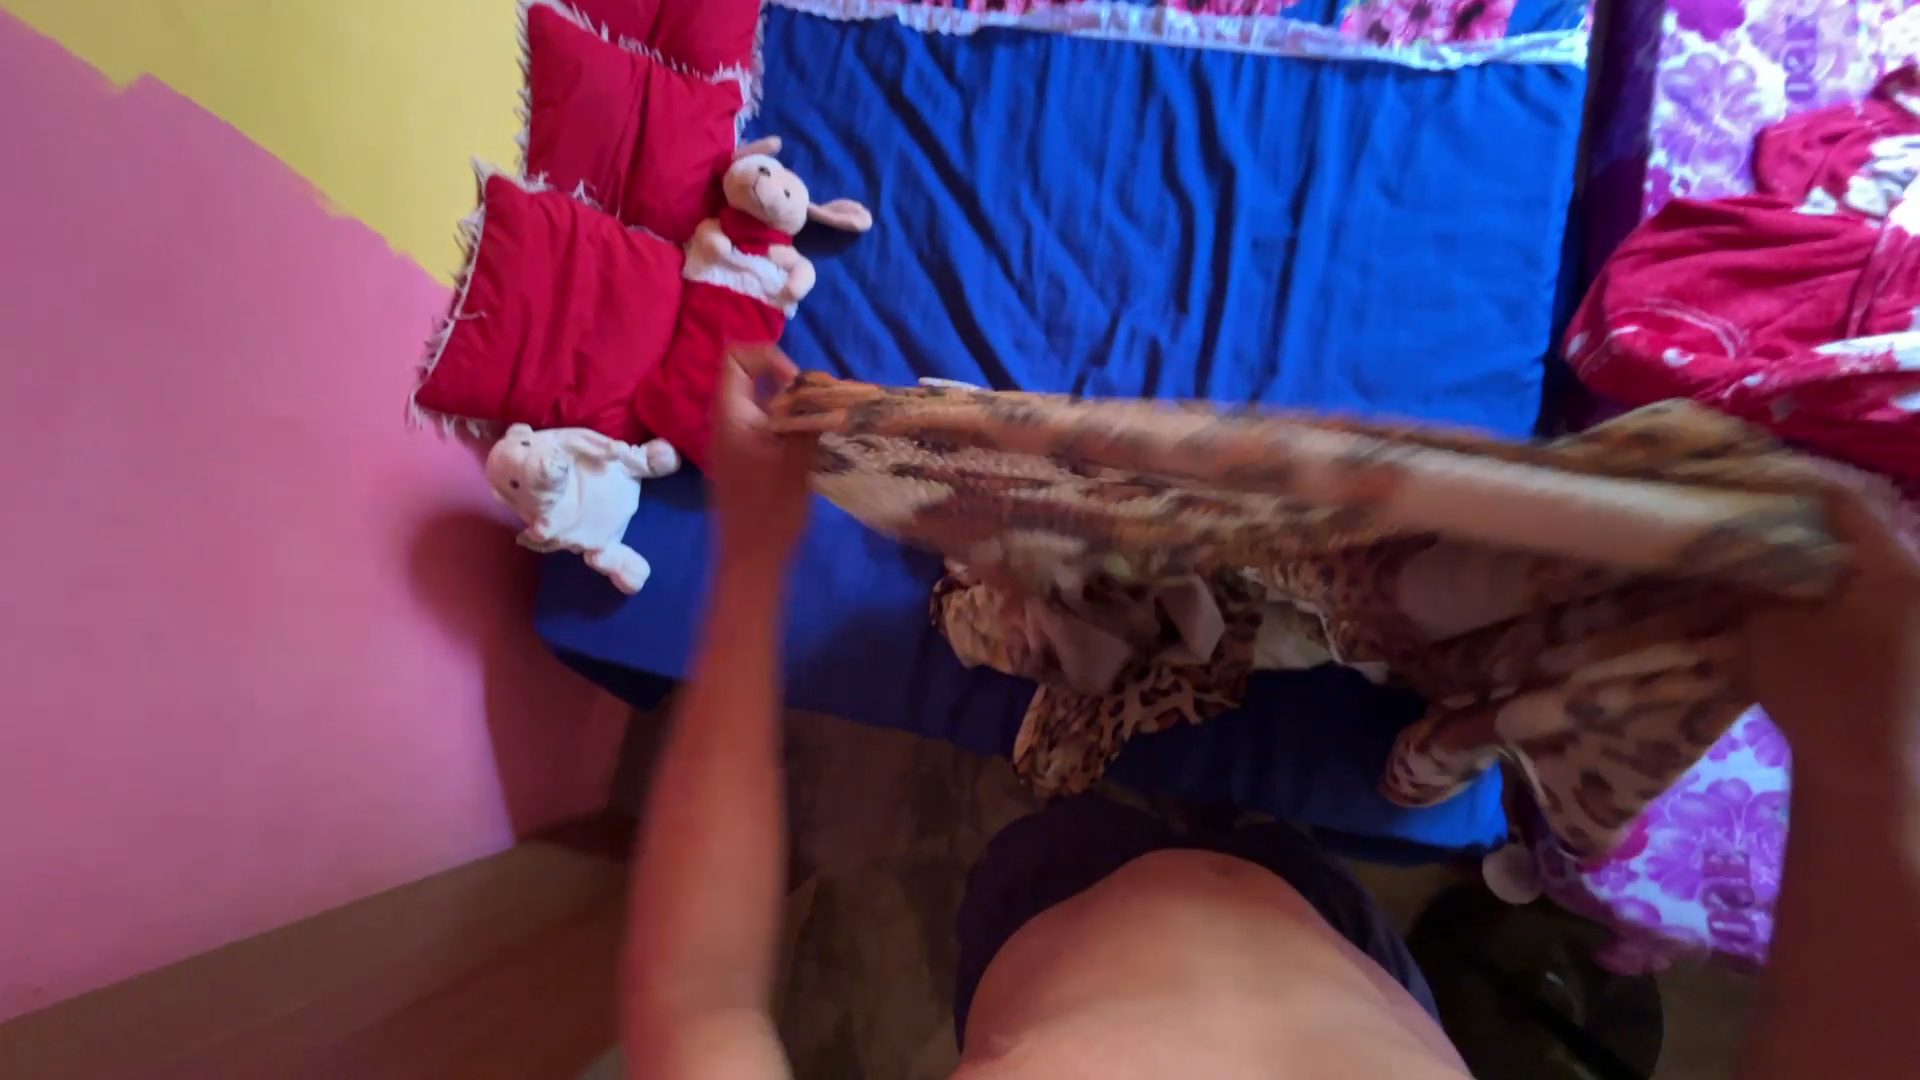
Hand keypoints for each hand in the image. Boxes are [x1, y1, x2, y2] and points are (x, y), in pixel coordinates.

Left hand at [708, 343, 817, 570]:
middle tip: (817, 405)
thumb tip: (822, 389)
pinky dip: (785, 424)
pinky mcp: (742, 459)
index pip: (736, 357)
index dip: (770, 358)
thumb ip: (807, 419)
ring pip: (759, 403)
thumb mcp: (797, 461)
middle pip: (749, 378)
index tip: (798, 386)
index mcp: (731, 416)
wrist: (750, 559)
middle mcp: (725, 422)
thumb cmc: (771, 511)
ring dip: (790, 406)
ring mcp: (732, 441)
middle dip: (787, 382)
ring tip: (818, 423)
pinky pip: (762, 425)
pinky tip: (807, 445)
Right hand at [1742, 476, 1919, 788]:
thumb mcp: (1765, 626)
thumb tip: (1738, 547)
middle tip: (1762, 510)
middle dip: (1817, 515)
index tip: (1750, 476)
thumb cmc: (1819, 687)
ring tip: (1783, 547)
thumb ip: (1755, 580)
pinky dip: (1850, 578)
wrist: (1877, 763)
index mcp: (1897, 567)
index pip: (1848, 501)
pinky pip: (1889, 585)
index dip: (1796, 483)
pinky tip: (1812, 589)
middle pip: (1875, 524)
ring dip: (1834, 549)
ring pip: (1883, 557)